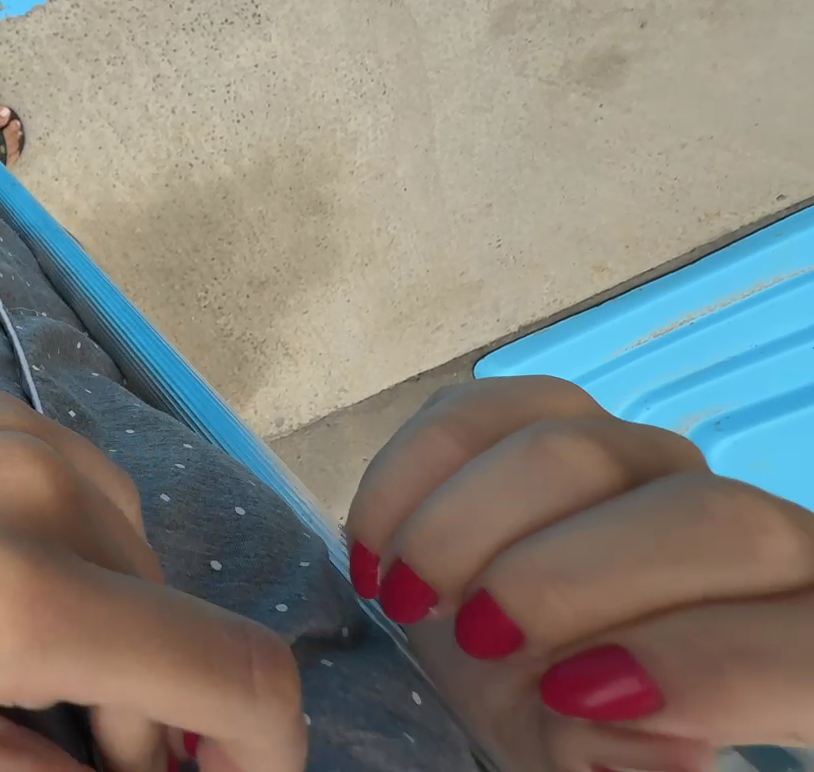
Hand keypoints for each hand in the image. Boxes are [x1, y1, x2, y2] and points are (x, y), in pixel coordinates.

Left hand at [0, 392, 305, 771]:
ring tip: (25, 641)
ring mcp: (29, 434)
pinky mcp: (9, 408)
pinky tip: (10, 564)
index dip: (264, 750)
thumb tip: (162, 771)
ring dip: (116, 622)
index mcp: (24, 597)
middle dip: (151, 700)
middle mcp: (45, 493)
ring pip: (144, 559)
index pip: (238, 671)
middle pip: (184, 621)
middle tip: (70, 725)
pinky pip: (100, 498)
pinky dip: (87, 553)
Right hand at [347, 376, 813, 770]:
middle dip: (554, 580)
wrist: (489, 643)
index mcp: (809, 639)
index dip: (698, 666)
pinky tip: (375, 538)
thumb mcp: (578, 759)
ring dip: (458, 524)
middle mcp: (753, 526)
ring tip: (401, 587)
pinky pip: (467, 411)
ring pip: (566, 447)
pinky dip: (403, 476)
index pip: (807, 638)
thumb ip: (616, 759)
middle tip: (464, 633)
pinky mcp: (530, 409)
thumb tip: (638, 735)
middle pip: (701, 519)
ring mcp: (637, 452)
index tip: (571, 698)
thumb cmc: (557, 715)